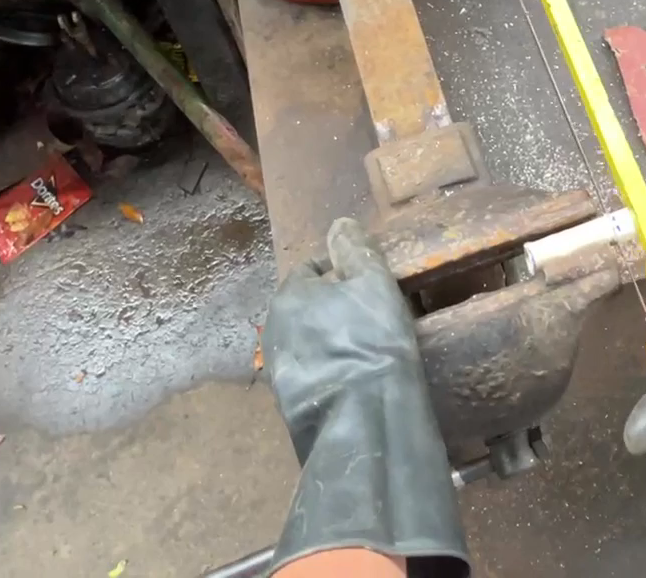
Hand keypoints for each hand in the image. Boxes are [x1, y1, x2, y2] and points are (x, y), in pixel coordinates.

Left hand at [263, 217, 469, 576]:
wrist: (363, 421)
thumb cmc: (370, 339)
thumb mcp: (373, 282)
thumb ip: (355, 249)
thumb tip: (339, 223)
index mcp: (289, 296)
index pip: (310, 269)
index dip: (339, 269)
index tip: (367, 279)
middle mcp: (272, 330)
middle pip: (306, 305)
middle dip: (332, 304)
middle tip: (370, 311)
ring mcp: (277, 372)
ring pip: (307, 339)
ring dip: (329, 337)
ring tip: (366, 345)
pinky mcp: (290, 406)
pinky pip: (312, 371)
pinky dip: (330, 367)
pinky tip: (356, 375)